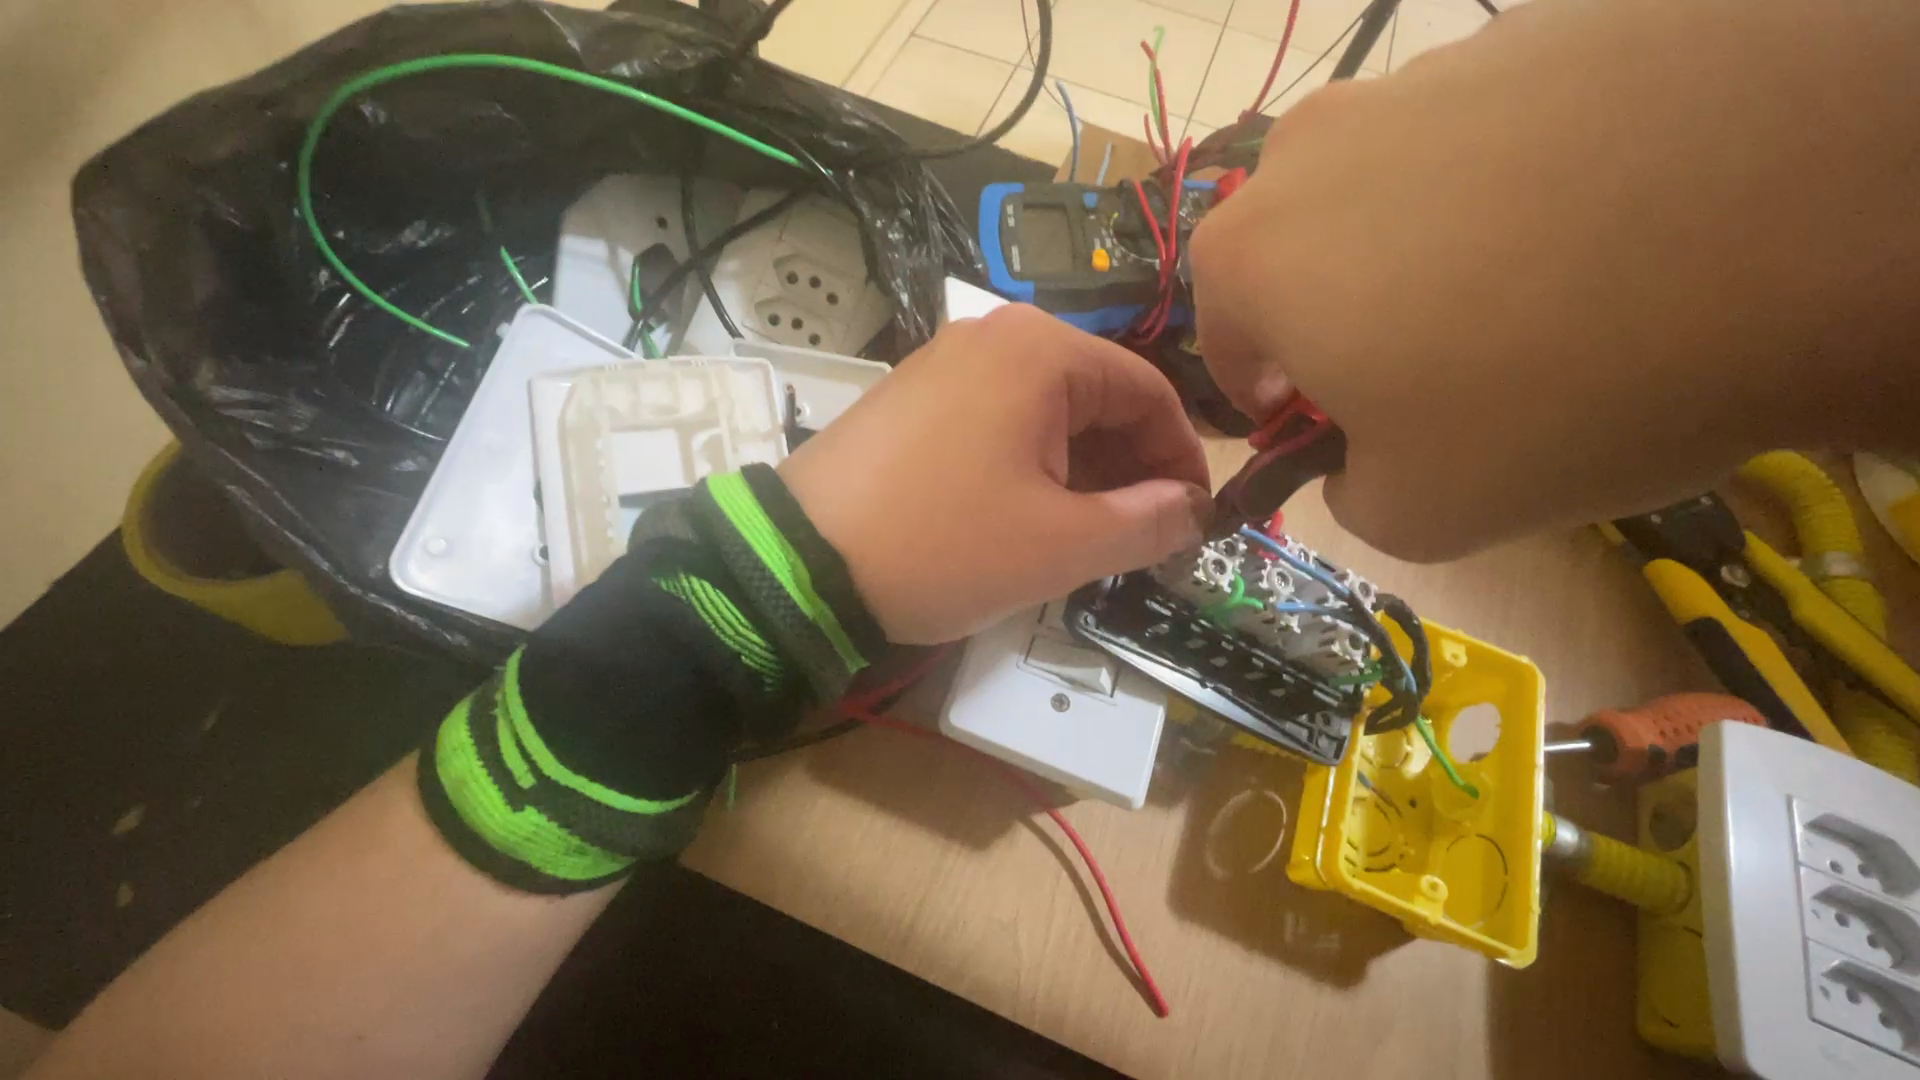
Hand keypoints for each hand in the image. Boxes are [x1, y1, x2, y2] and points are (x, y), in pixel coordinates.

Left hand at [780, 304, 1210, 643]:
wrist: (801, 564)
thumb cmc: (945, 546)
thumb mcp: (1061, 545)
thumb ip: (1146, 523)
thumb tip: (1193, 509)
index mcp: (1041, 349)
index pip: (1148, 391)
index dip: (1183, 458)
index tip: (1196, 519)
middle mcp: (994, 336)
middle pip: (1096, 397)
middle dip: (1130, 468)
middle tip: (1145, 537)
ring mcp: (946, 363)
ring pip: (1047, 412)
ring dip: (1083, 471)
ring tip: (1091, 536)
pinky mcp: (913, 398)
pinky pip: (999, 421)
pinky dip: (1031, 465)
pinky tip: (1030, 516)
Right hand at [1190, 0, 1919, 559]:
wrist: (1827, 202)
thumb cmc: (1555, 387)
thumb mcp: (1417, 514)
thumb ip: (1343, 497)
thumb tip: (1357, 460)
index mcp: (1250, 260)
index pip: (1222, 341)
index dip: (1268, 395)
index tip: (1323, 420)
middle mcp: (1307, 151)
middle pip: (1295, 256)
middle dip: (1334, 315)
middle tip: (1424, 362)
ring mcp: (1423, 75)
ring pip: (1385, 191)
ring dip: (1420, 248)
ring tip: (1531, 291)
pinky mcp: (1537, 26)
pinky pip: (1488, 133)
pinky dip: (1516, 185)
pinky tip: (1603, 223)